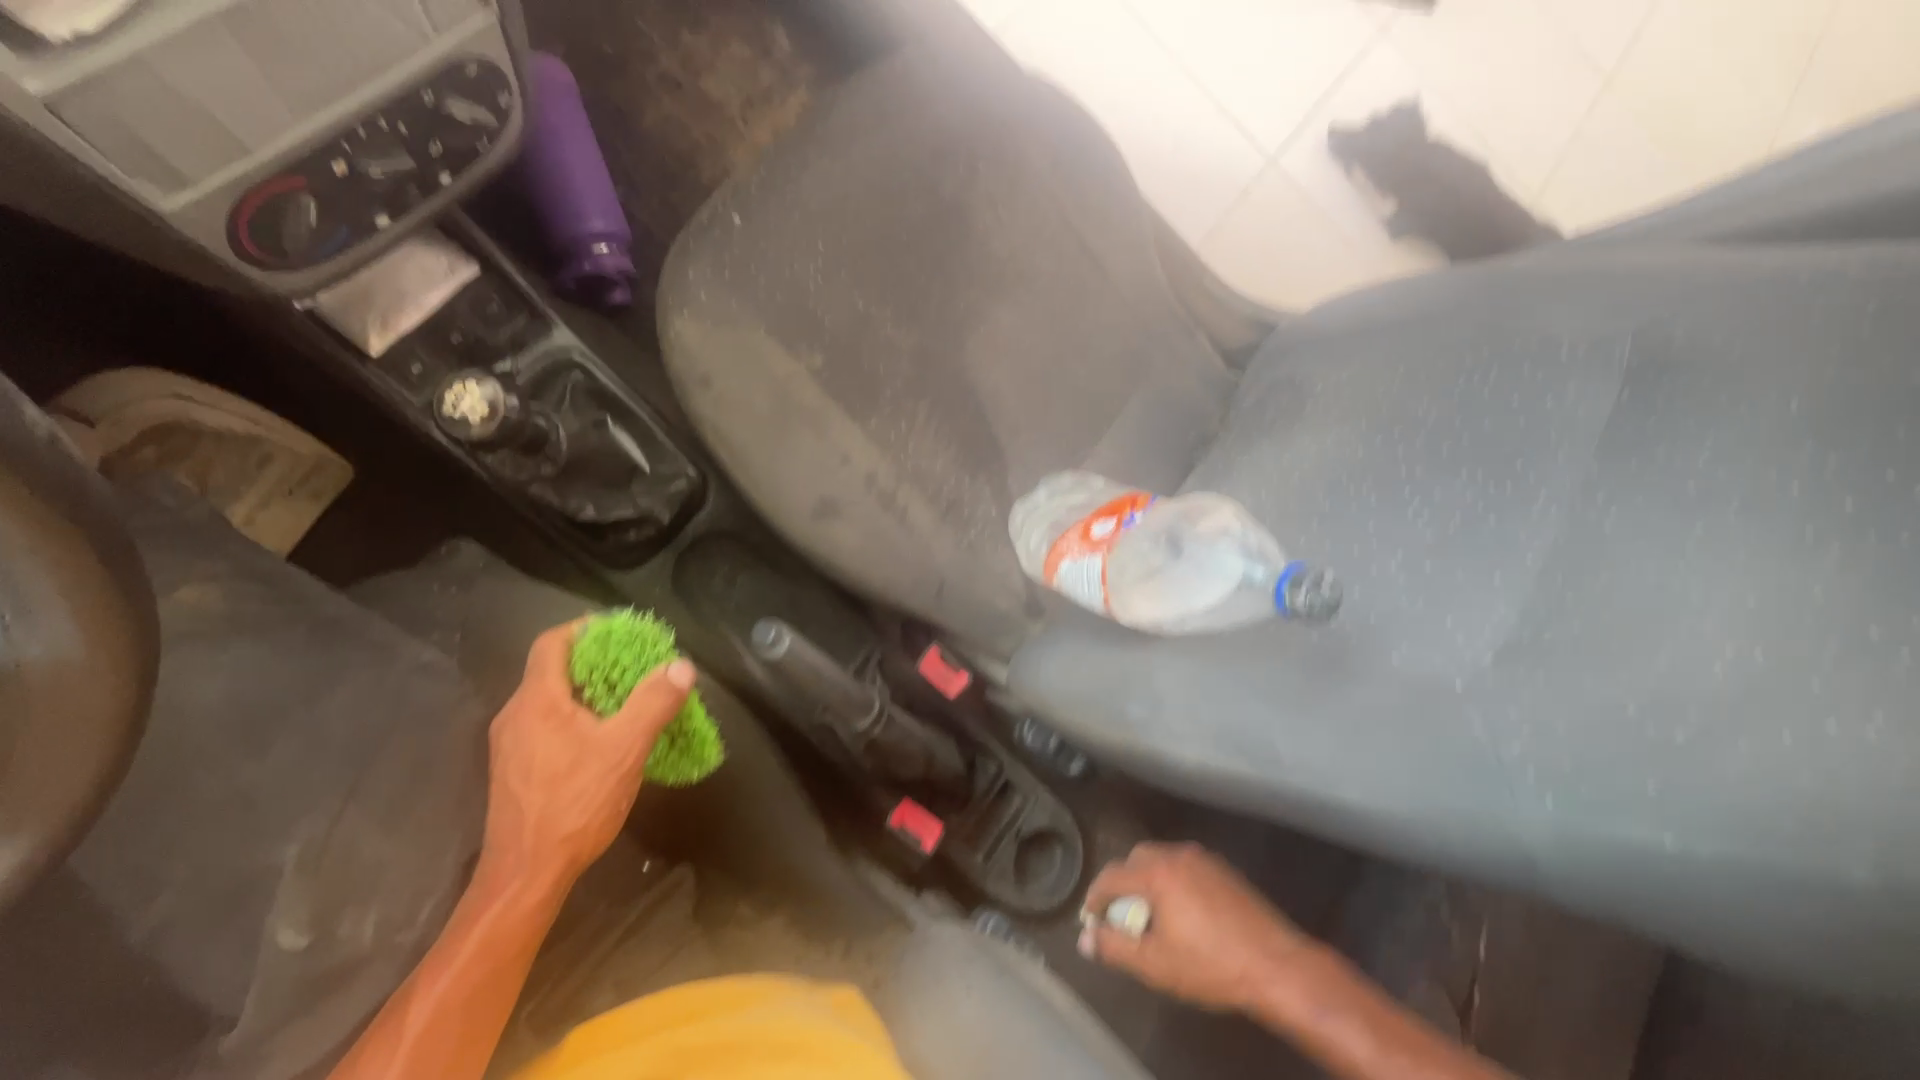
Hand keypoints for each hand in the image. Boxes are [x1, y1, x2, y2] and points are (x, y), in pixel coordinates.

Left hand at [482, 620, 693, 882]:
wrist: (525, 873)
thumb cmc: (574, 803)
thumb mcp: (625, 750)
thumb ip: (653, 703)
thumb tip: (681, 666)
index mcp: (537, 700)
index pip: (553, 643)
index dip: (584, 629)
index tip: (618, 630)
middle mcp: (515, 715)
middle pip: (551, 671)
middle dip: (593, 662)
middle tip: (633, 665)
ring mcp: (510, 746)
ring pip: (548, 702)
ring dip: (585, 693)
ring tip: (625, 701)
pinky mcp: (513, 772)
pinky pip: (544, 727)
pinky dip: (574, 719)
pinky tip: (602, 742)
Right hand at [1079, 842, 1313, 1012]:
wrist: (1277, 966)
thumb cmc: (1211, 966)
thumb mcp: (1154, 965)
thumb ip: (1114, 948)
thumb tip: (1086, 939)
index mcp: (1157, 874)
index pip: (1111, 876)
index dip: (1095, 897)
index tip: (1091, 919)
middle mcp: (1178, 856)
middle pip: (1137, 859)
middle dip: (1123, 883)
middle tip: (1122, 916)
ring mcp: (1206, 861)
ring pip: (1163, 860)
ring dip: (1149, 881)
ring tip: (1153, 916)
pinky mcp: (1226, 871)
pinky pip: (1187, 868)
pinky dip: (1174, 882)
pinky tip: (1184, 913)